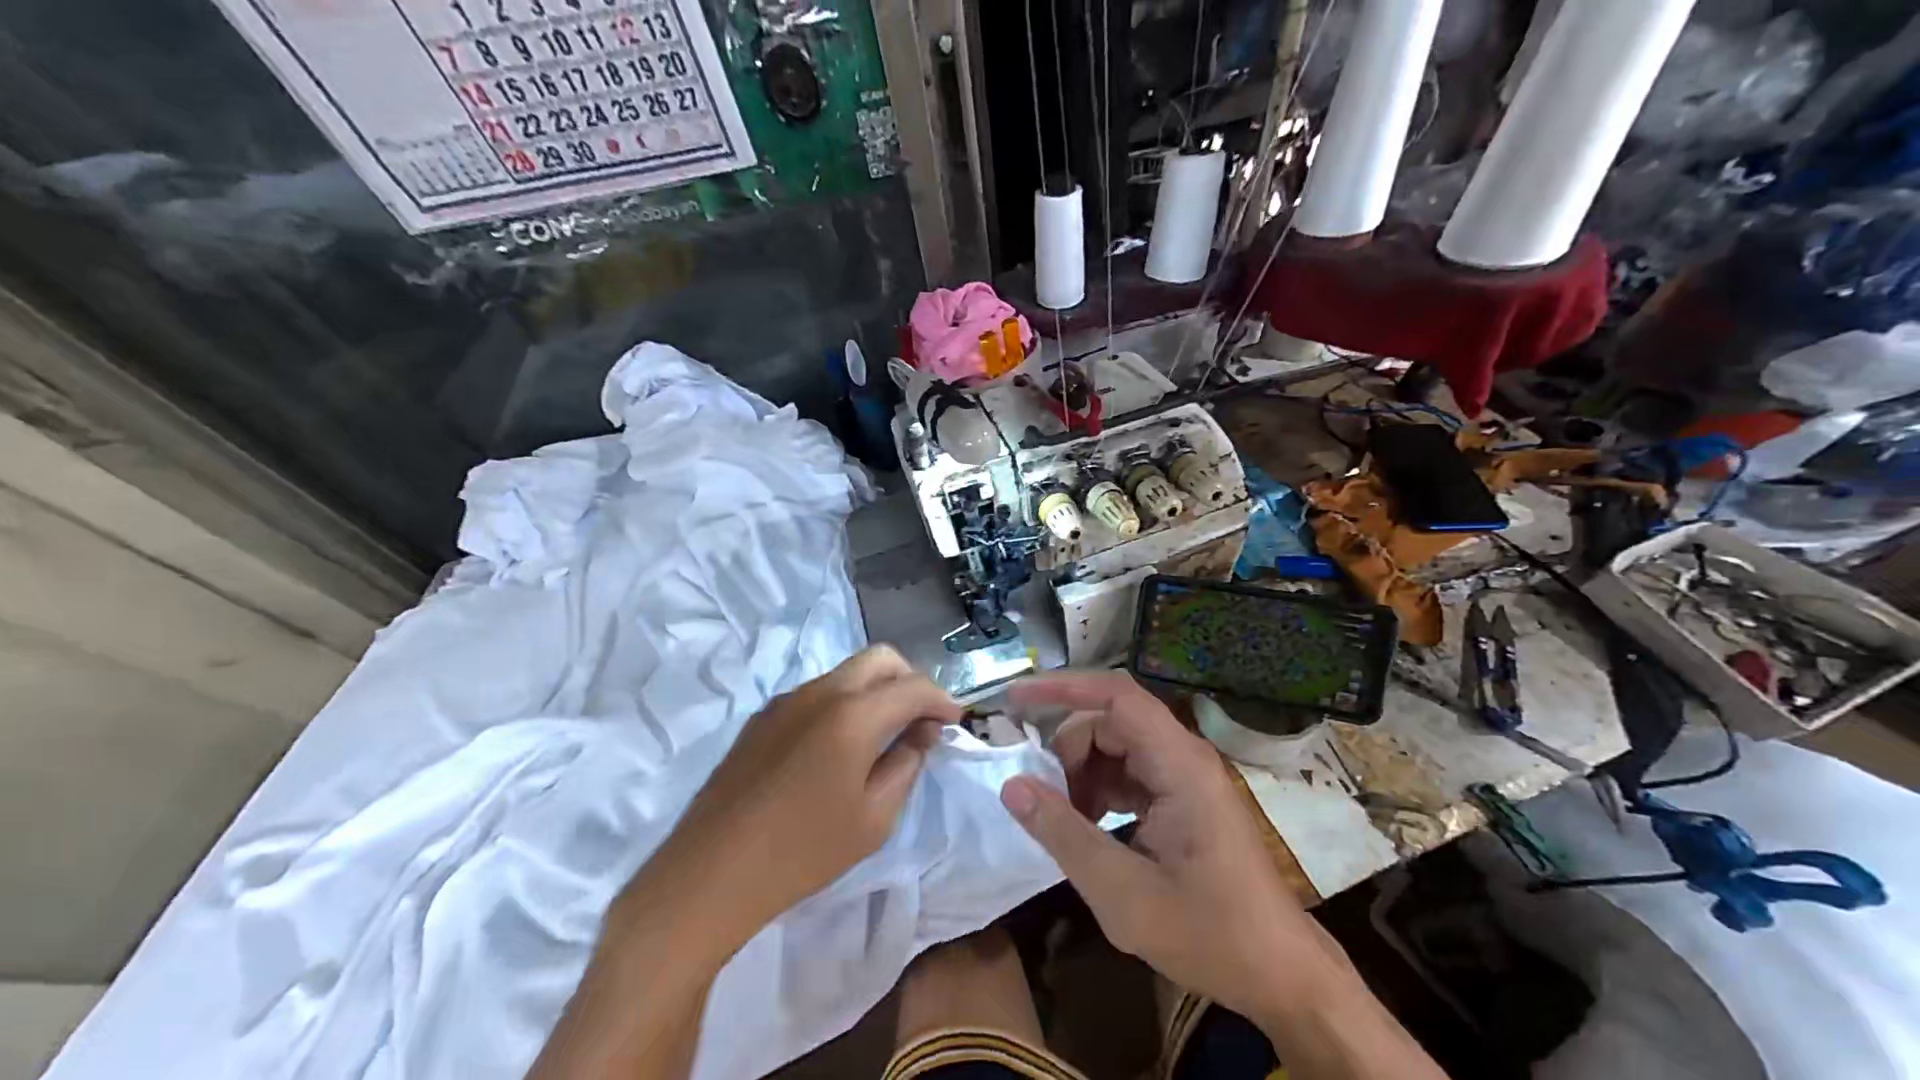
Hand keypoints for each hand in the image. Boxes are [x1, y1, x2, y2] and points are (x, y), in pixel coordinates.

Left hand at [610, 645, 960, 963]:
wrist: (711, 872)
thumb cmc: (803, 851)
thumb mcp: (874, 818)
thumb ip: (907, 764)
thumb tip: (921, 732)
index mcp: (853, 714)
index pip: (914, 686)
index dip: (942, 700)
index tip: (956, 721)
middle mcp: (820, 692)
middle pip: (880, 659)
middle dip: (910, 680)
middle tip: (922, 721)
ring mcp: (787, 700)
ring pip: (847, 673)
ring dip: (876, 691)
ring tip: (885, 736)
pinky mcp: (764, 717)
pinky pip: (819, 693)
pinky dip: (846, 704)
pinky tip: (841, 748)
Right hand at [998, 672, 1359, 1029]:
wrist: (1281, 974)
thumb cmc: (1209, 934)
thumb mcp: (1122, 892)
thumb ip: (1063, 834)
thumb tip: (1011, 786)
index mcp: (1180, 766)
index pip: (1117, 696)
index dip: (1063, 688)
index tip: (1015, 699)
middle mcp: (1185, 758)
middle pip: (1111, 722)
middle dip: (1068, 750)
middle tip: (1041, 796)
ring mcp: (1187, 778)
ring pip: (1118, 747)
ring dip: (1082, 773)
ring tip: (1066, 820)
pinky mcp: (1185, 799)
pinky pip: (1131, 773)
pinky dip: (1100, 790)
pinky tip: (1089, 826)